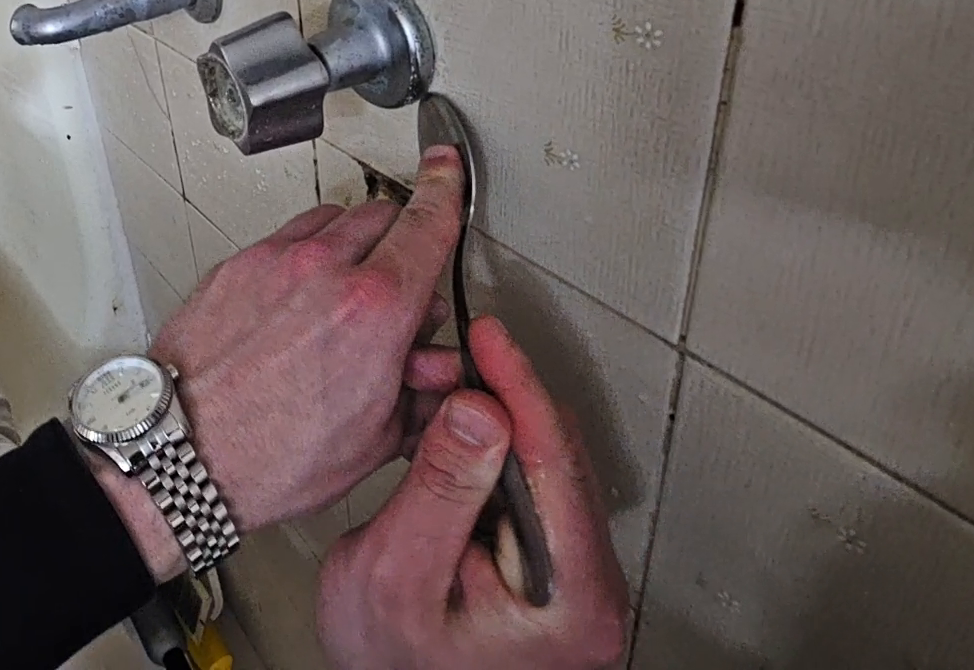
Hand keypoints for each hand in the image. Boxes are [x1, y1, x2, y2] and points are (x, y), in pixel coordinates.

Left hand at [151, 145, 465, 530]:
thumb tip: (435, 362)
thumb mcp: (377, 438)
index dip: (447, 190)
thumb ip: (420, 386)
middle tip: (396, 287)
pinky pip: (284, 237)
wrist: (184, 450)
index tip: (448, 167)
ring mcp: (271, 261)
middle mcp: (321, 270)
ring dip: (350, 243)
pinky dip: (304, 254)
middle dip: (399, 240)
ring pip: (330, 219)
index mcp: (372, 309)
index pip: (426, 225)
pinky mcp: (234, 265)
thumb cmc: (271, 456)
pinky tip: (297, 299)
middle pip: (379, 214)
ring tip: (343, 295)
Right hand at [316, 318, 629, 669]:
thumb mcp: (397, 568)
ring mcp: (564, 562)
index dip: (521, 389)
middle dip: (499, 392)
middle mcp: (586, 580)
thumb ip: (441, 492)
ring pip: (538, 453)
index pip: (556, 466)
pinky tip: (443, 418)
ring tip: (434, 382)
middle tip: (445, 355)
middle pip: (555, 453)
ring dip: (486, 408)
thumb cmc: (387, 652)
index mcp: (573, 601)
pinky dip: (479, 432)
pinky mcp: (536, 545)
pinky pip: (518, 468)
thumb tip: (479, 410)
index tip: (489, 335)